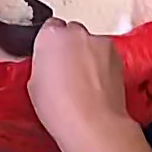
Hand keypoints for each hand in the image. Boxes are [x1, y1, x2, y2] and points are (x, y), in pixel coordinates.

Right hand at [28, 19, 129, 147]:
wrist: (93, 123)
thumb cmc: (61, 108)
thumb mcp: (34, 85)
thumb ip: (42, 64)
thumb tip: (48, 66)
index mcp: (51, 36)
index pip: (49, 28)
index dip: (50, 44)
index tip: (50, 56)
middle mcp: (76, 33)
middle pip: (71, 32)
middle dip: (69, 47)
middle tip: (65, 71)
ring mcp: (99, 43)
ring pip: (90, 44)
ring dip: (87, 55)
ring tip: (82, 82)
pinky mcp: (117, 56)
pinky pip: (105, 55)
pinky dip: (102, 65)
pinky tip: (96, 85)